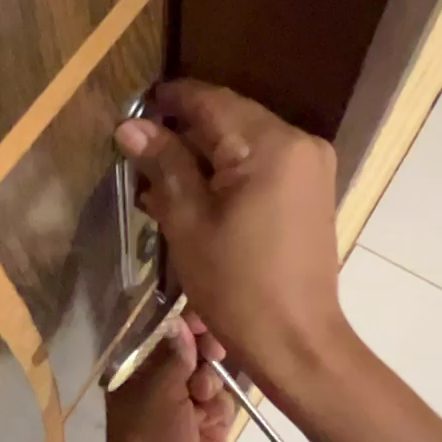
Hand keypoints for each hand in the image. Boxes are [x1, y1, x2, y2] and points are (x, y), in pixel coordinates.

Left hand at [103, 314, 230, 441]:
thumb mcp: (159, 392)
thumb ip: (175, 356)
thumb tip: (179, 320)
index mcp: (137, 377)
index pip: (165, 341)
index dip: (186, 329)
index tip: (206, 318)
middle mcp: (161, 390)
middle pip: (193, 357)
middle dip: (205, 355)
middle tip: (215, 352)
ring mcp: (187, 412)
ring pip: (212, 379)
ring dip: (212, 385)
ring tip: (204, 401)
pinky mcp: (210, 432)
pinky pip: (223, 405)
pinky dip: (222, 407)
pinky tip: (216, 419)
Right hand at [113, 79, 350, 384]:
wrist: (296, 340)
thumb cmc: (236, 285)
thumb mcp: (188, 221)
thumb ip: (164, 164)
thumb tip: (130, 125)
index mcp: (270, 144)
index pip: (210, 101)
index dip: (168, 101)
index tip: (131, 112)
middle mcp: (299, 142)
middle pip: (229, 117)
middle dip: (183, 130)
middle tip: (139, 153)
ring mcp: (311, 165)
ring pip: (244, 140)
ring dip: (203, 153)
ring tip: (161, 180)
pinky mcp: (312, 188)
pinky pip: (262, 162)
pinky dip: (228, 170)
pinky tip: (196, 194)